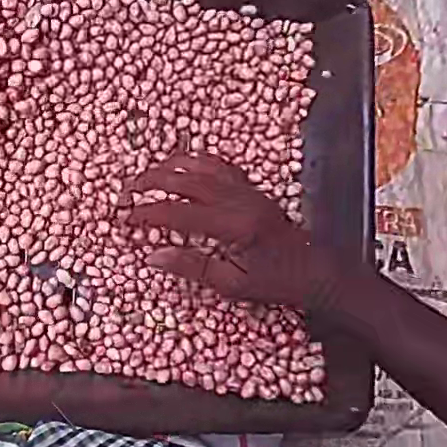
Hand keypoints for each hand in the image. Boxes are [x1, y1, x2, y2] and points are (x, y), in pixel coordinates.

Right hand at [119, 153, 358, 315]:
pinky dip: (196, 161)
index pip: (178, 212)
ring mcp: (246, 190)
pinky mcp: (252, 189)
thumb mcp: (233, 284)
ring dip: (169, 167)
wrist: (320, 271)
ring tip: (146, 173)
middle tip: (127, 190)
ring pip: (201, 166)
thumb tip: (153, 256)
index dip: (148, 212)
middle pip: (185, 180)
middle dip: (151, 182)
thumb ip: (192, 267)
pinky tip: (182, 164)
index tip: (126, 217)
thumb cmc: (278, 282)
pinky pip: (219, 166)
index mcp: (233, 225)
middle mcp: (238, 200)